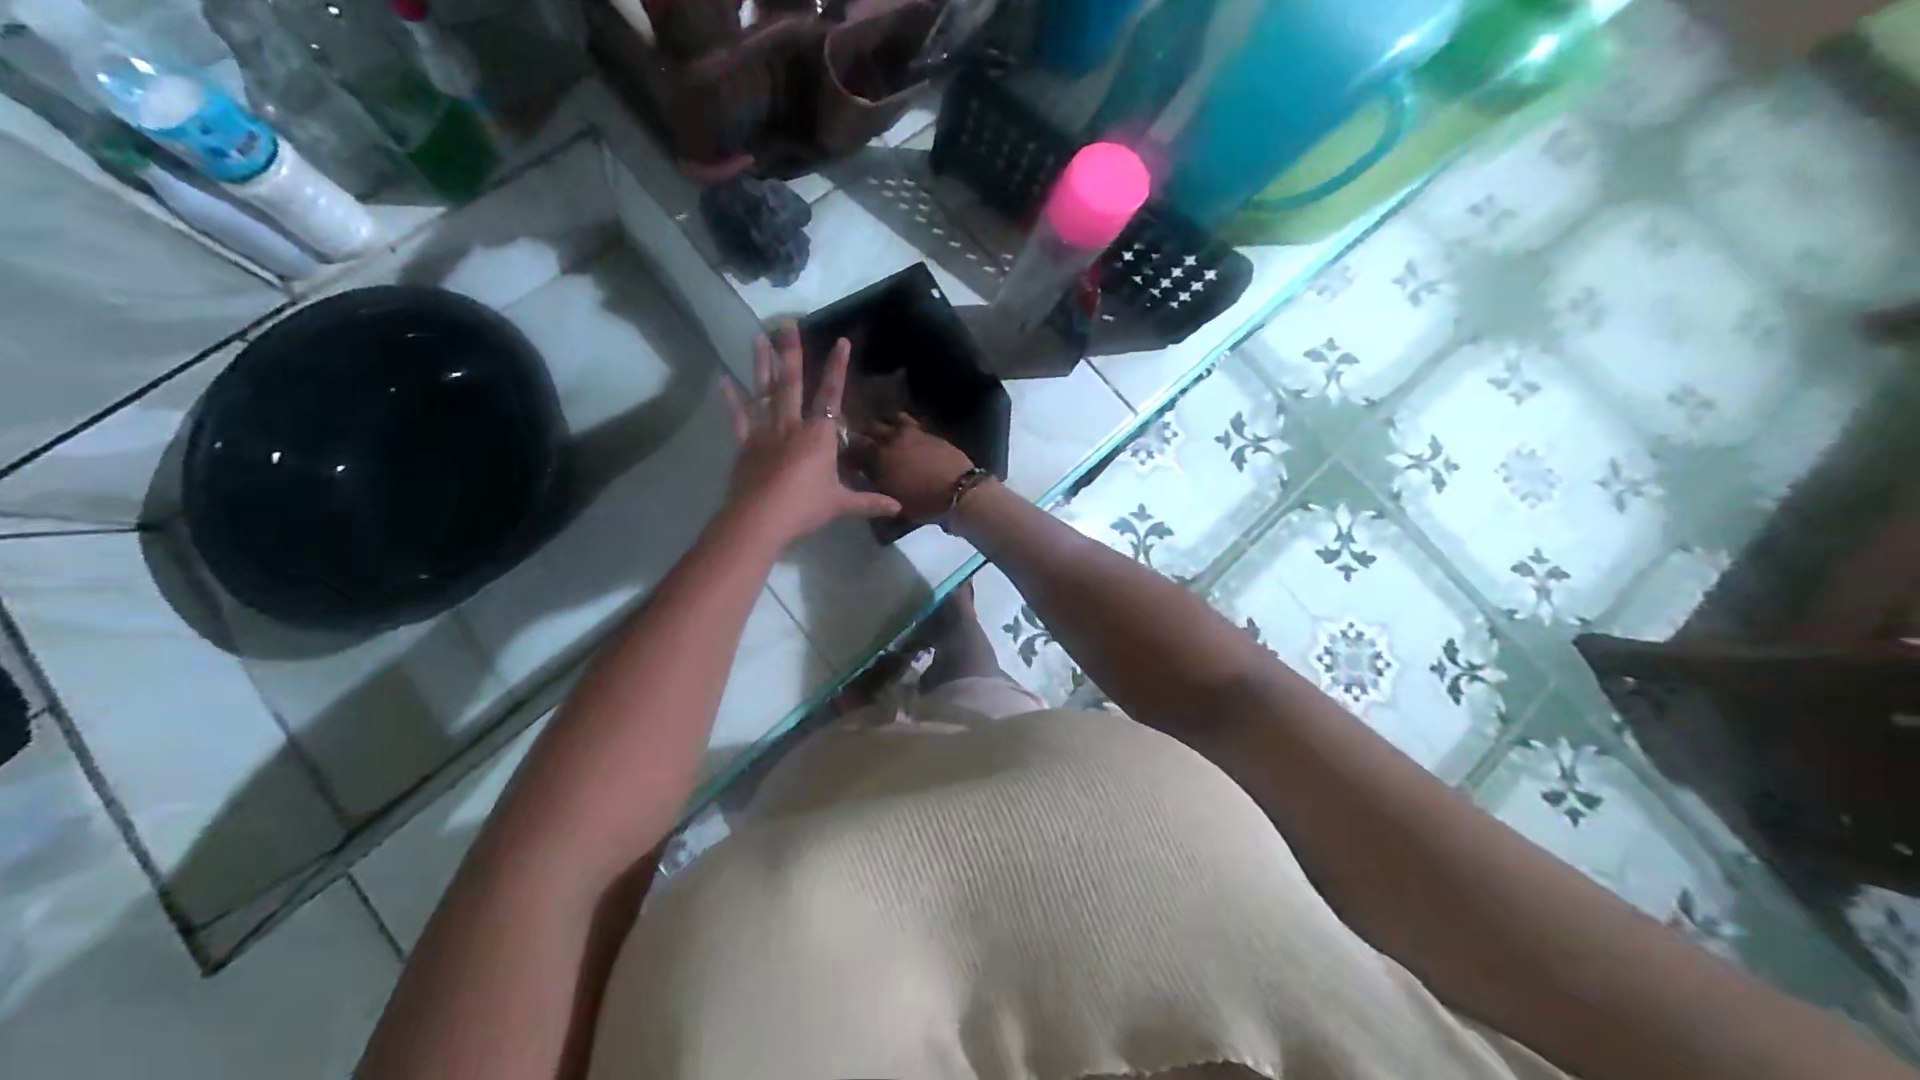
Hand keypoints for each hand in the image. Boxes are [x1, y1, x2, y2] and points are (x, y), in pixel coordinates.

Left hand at [720, 322, 901, 544]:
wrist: (760, 520)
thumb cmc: (804, 508)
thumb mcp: (841, 505)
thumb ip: (868, 502)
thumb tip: (898, 508)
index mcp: (819, 436)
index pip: (832, 396)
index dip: (838, 368)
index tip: (841, 341)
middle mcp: (792, 426)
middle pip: (792, 383)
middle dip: (791, 352)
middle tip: (787, 322)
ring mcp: (766, 433)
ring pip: (764, 392)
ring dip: (761, 364)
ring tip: (758, 336)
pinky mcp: (746, 445)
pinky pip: (739, 418)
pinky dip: (732, 400)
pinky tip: (724, 381)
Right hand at [850, 412, 977, 522]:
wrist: (961, 491)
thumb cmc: (924, 502)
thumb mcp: (894, 498)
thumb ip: (877, 485)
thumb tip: (867, 475)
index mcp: (879, 457)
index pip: (854, 447)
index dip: (848, 451)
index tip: (844, 455)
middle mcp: (891, 439)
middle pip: (870, 428)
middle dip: (862, 433)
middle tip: (860, 441)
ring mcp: (911, 433)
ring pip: (890, 420)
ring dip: (883, 425)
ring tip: (882, 433)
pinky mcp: (928, 432)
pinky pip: (908, 422)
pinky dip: (900, 424)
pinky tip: (901, 430)